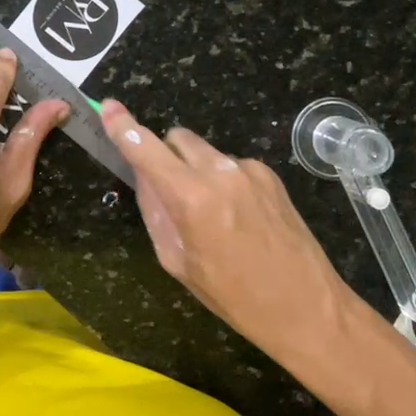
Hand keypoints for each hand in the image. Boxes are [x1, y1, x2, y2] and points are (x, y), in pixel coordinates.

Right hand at [99, 101, 364, 369]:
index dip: (123, 126)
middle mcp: (219, 172)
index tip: (108, 107)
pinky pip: (231, 165)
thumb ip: (155, 212)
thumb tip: (144, 178)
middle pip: (176, 139)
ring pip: (204, 153)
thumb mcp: (178, 262)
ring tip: (214, 216)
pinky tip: (240, 217)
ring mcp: (248, 170)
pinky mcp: (270, 175)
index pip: (146, 148)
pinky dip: (223, 181)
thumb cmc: (235, 296)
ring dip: (196, 170)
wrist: (307, 307)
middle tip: (171, 192)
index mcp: (191, 197)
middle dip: (166, 156)